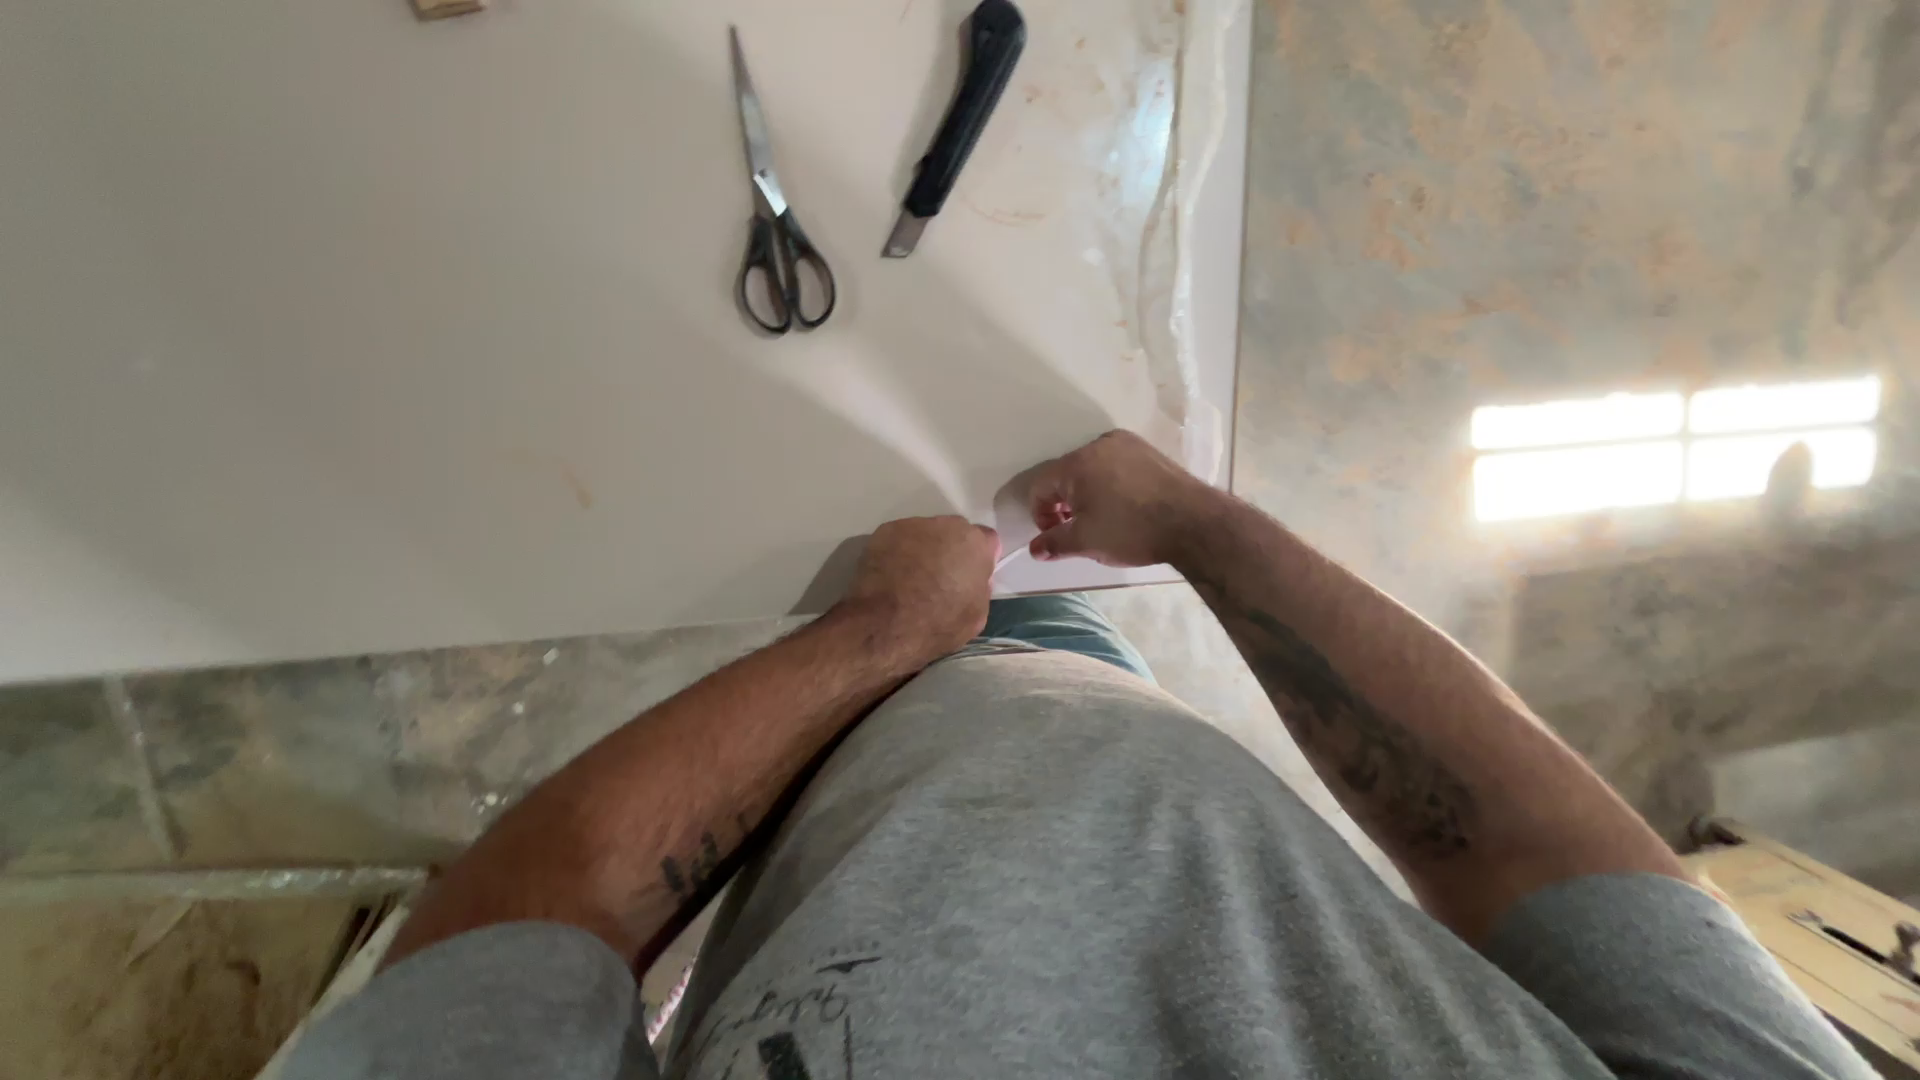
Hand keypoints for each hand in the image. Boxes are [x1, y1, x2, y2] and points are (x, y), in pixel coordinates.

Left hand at [840, 515, 999, 663]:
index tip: (970, 577)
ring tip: (912, 578)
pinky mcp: (884, 531)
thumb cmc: (937, 624)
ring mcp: (912, 525)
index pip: (987, 541)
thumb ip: (981, 587)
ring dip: (924, 550)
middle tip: (941, 578)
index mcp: (975, 543)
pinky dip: (899, 552)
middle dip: (951, 550)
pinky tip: (892, 575)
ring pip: (926, 534)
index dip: (980, 560)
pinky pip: (900, 539)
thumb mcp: (977, 615)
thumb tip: (974, 578)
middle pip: (955, 533)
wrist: (883, 626)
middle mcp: (946, 525)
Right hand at [1026, 430, 1215, 566]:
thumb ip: (1055, 542)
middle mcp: (1099, 444)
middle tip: (1077, 529)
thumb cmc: (1132, 530)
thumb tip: (1035, 549)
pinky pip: (1117, 465)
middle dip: (1064, 503)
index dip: (1040, 514)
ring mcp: (1127, 444)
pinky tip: (1125, 507)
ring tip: (1102, 520)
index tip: (1054, 535)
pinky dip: (1110, 484)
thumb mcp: (1086, 541)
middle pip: (1066, 474)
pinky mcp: (1149, 451)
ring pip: (1092, 468)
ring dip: (1087, 493)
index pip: (1040, 485)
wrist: (1193, 522)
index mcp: (1077, 463)